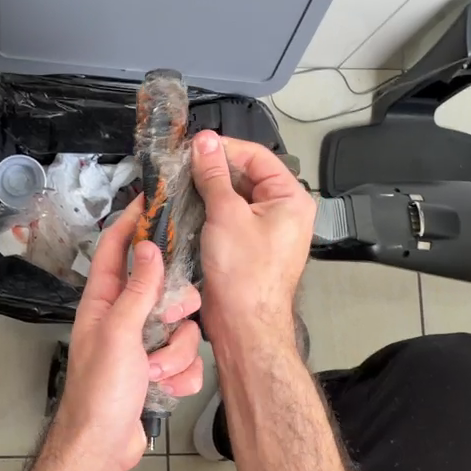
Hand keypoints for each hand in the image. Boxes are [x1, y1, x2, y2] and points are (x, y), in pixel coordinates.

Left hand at [48, 201, 203, 470]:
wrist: (103, 447)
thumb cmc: (99, 391)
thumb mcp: (119, 333)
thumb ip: (137, 290)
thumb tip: (148, 247)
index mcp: (103, 301)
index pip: (114, 249)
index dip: (132, 223)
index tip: (154, 200)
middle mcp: (123, 318)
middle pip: (164, 290)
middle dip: (175, 312)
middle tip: (169, 323)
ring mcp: (141, 345)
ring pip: (181, 329)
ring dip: (175, 354)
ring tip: (155, 373)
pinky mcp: (157, 370)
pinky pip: (185, 360)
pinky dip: (178, 377)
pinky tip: (162, 390)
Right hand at [187, 130, 314, 350]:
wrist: (244, 326)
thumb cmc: (245, 276)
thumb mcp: (225, 215)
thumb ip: (213, 176)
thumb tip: (204, 144)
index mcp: (290, 199)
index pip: (257, 157)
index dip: (225, 148)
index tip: (195, 146)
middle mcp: (282, 212)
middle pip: (245, 175)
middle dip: (213, 170)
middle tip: (182, 166)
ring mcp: (264, 230)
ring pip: (234, 197)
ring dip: (208, 191)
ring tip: (180, 185)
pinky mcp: (246, 246)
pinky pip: (228, 218)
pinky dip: (208, 211)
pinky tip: (186, 209)